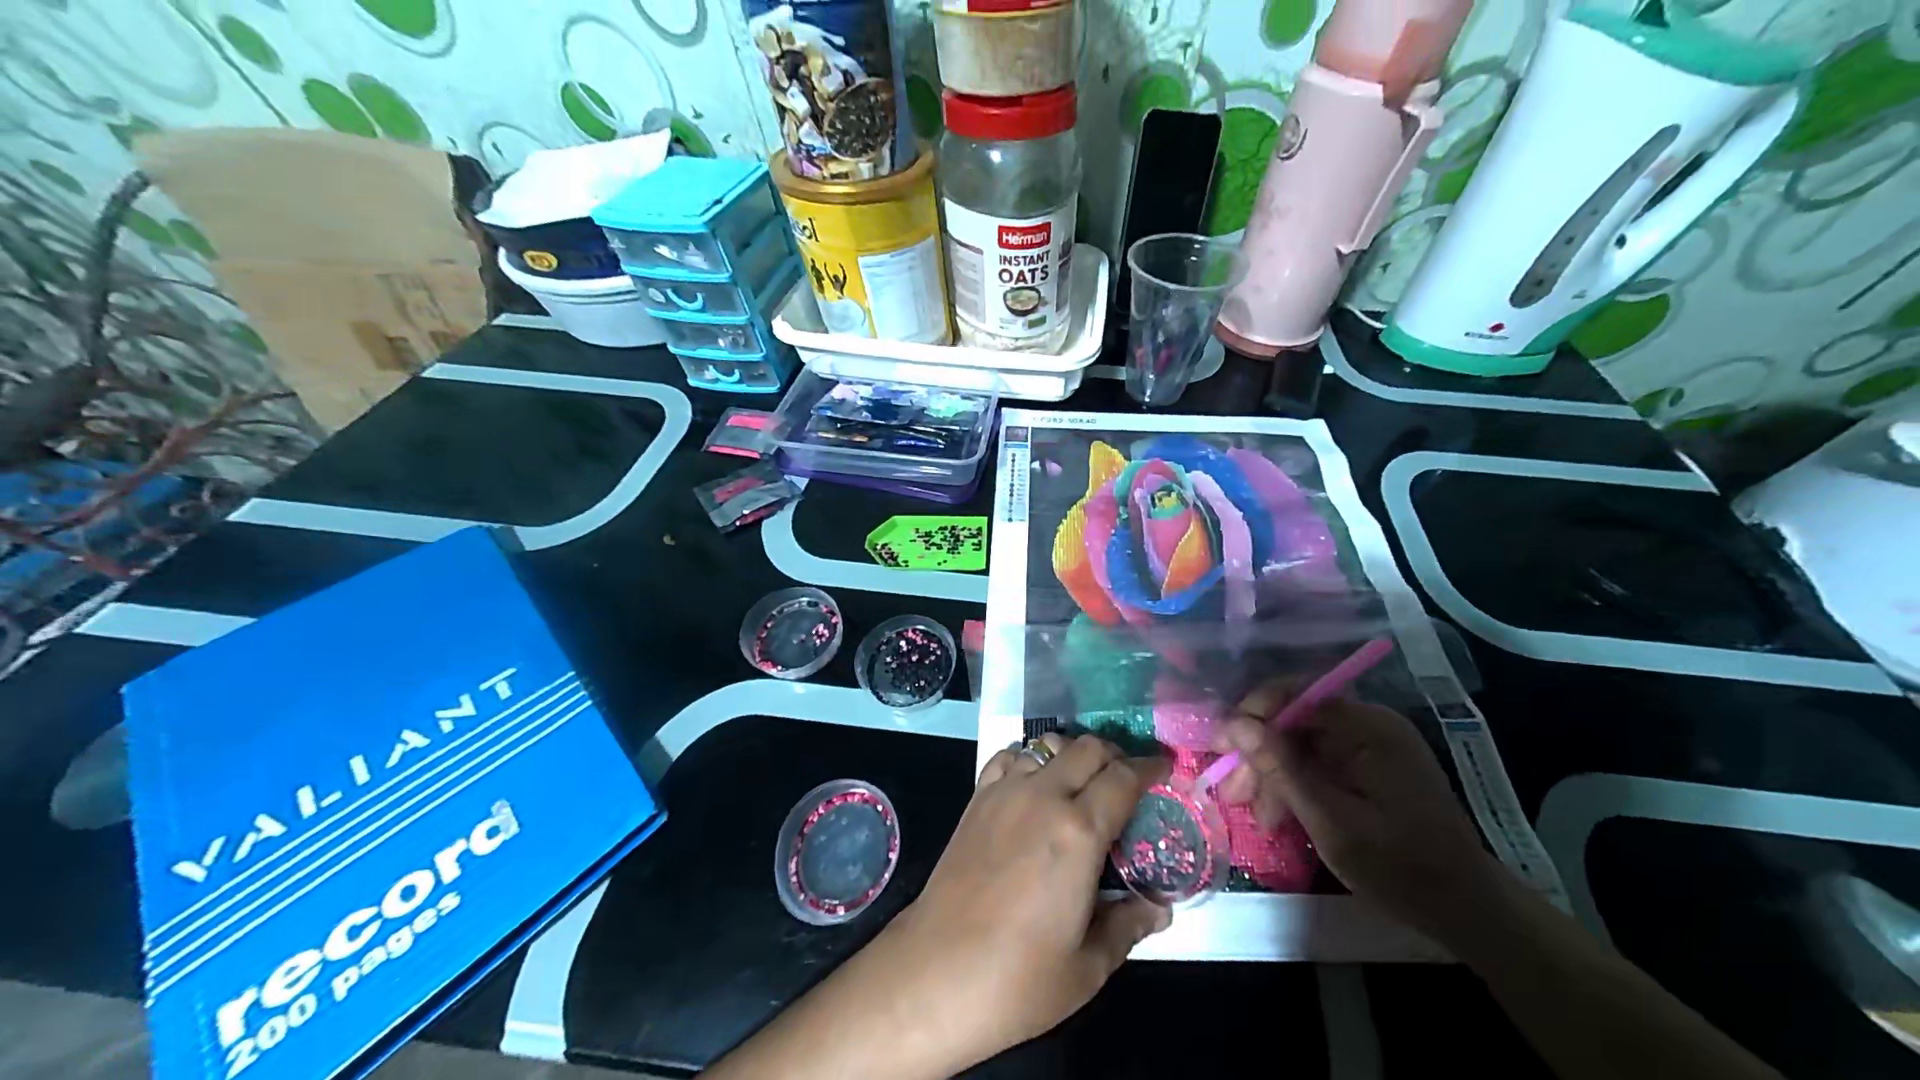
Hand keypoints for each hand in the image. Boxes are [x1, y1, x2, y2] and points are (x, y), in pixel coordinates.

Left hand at [703, 735, 1171, 1079]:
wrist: (936, 972)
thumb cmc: (1020, 976)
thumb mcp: (1089, 964)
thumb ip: (1129, 924)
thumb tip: (1158, 908)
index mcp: (1079, 831)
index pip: (1124, 777)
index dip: (1150, 767)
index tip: (1165, 767)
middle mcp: (1042, 797)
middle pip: (1087, 748)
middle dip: (1115, 755)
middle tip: (1129, 779)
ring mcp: (1003, 793)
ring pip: (1048, 747)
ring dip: (1074, 755)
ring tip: (1084, 783)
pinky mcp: (976, 800)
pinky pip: (1009, 758)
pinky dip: (1031, 760)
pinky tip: (1036, 787)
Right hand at [1211, 683, 1507, 946]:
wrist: (1465, 910)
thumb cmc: (1400, 866)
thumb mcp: (1330, 820)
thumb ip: (1281, 768)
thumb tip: (1235, 725)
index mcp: (1369, 728)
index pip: (1297, 694)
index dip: (1253, 713)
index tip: (1222, 746)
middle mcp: (1368, 726)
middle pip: (1294, 719)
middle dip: (1257, 751)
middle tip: (1230, 787)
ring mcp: (1367, 747)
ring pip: (1298, 743)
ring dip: (1269, 771)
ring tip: (1247, 808)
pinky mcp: (1365, 769)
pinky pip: (1314, 762)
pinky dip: (1291, 783)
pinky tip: (1274, 813)